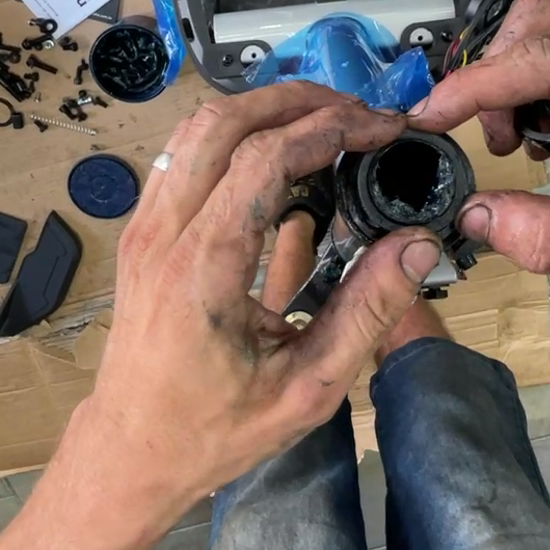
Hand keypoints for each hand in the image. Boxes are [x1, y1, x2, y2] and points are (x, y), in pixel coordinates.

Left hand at [60, 82, 443, 547]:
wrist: (131, 449)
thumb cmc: (215, 429)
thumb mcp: (307, 387)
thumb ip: (367, 311)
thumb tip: (418, 244)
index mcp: (203, 267)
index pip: (264, 158)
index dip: (331, 128)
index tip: (381, 128)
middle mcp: (163, 231)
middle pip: (223, 121)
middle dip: (298, 101)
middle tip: (356, 113)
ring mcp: (144, 224)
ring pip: (195, 127)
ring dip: (262, 109)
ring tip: (322, 121)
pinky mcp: (142, 228)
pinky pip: (183, 152)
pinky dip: (232, 132)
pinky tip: (273, 151)